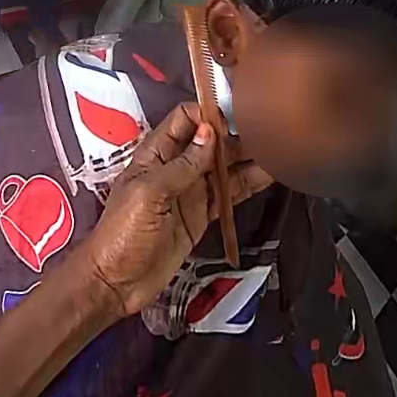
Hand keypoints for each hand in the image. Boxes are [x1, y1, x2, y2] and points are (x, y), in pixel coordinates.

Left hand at [73, 103, 271, 318]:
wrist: (116, 282)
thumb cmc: (123, 233)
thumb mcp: (149, 194)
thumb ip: (181, 165)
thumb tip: (209, 132)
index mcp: (156, 153)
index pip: (184, 119)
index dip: (209, 114)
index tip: (236, 116)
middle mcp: (175, 166)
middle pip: (209, 141)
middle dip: (236, 134)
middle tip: (269, 130)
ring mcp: (190, 190)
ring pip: (223, 166)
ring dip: (247, 158)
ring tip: (279, 148)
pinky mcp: (200, 214)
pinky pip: (227, 194)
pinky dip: (247, 185)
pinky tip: (268, 176)